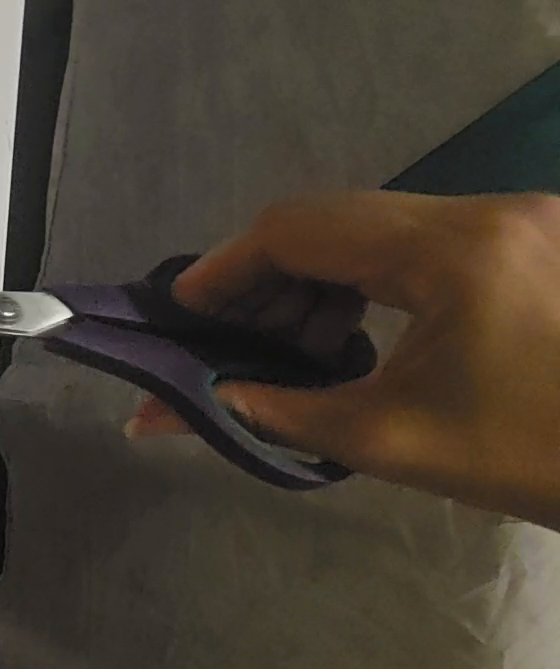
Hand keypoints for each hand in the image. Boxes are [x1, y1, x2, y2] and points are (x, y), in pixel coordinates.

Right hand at [125, 191, 559, 527]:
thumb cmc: (543, 455)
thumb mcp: (382, 438)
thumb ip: (257, 412)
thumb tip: (148, 419)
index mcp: (456, 251)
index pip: (295, 228)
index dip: (221, 268)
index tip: (181, 313)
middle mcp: (491, 213)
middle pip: (325, 219)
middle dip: (258, 276)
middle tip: (229, 336)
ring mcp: (521, 221)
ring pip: (365, 226)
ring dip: (305, 277)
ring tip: (290, 342)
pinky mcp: (535, 239)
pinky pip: (411, 239)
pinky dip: (356, 278)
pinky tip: (349, 329)